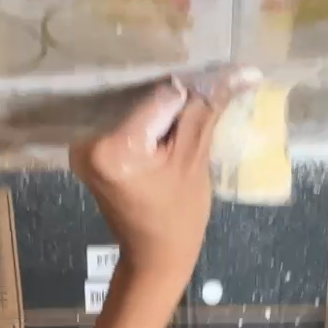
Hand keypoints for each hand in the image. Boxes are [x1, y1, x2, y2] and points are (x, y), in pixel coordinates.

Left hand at [71, 79, 223, 282]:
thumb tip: (244, 70)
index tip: (217, 80)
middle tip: (206, 80)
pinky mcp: (89, 150)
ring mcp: (83, 146)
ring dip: (159, 101)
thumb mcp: (194, 160)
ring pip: (130, 105)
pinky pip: (122, 120)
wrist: (154, 257)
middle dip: (172, 89)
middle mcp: (87, 141)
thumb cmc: (178, 218)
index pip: (159, 95)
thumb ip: (208, 109)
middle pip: (138, 95)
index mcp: (113, 147)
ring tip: (190, 97)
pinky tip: (167, 118)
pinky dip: (145, 117)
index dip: (191, 87)